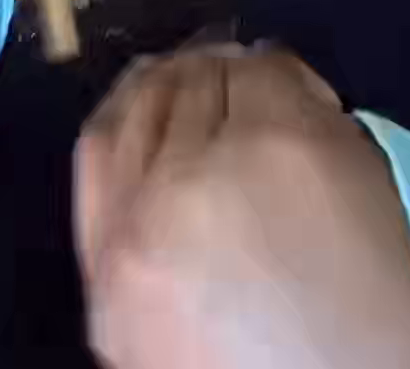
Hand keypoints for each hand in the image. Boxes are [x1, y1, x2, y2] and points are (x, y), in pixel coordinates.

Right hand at [75, 46, 409, 368]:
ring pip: (203, 75)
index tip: (154, 87)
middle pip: (147, 99)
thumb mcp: (190, 340)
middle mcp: (148, 218)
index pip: (98, 146)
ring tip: (265, 90)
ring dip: (230, 72)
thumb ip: (157, 254)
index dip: (129, 104)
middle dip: (176, 76)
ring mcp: (216, 173)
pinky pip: (266, 70)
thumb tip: (166, 157)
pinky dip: (282, 71)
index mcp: (118, 281)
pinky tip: (310, 100)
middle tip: (213, 71)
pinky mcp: (286, 140)